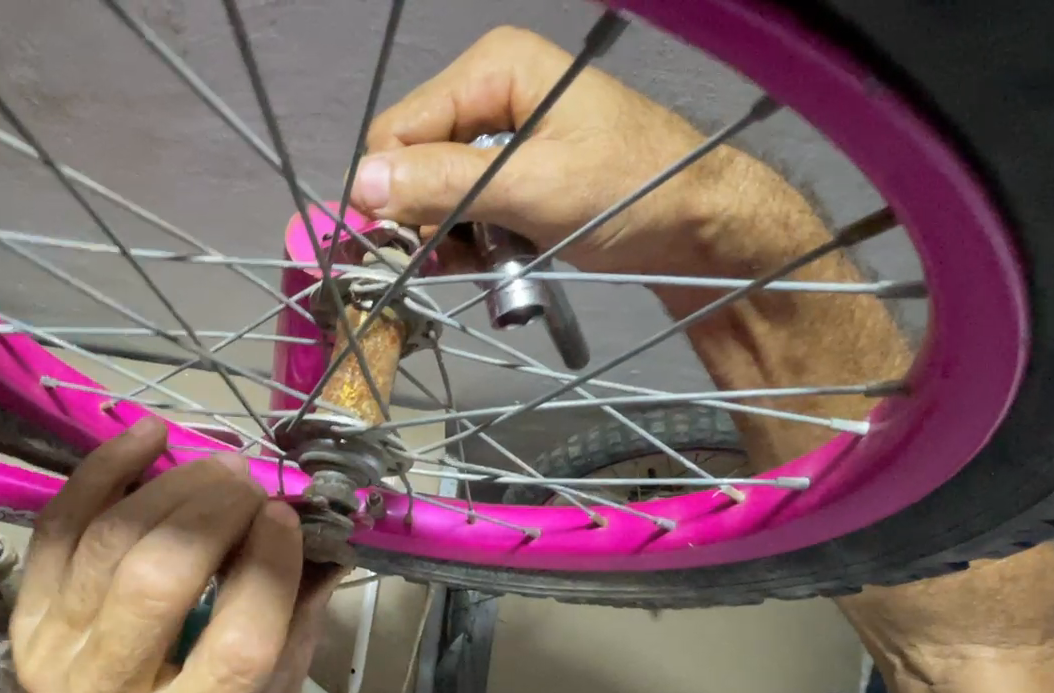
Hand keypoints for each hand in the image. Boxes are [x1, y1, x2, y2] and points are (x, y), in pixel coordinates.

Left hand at [8, 419, 335, 692]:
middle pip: (157, 583)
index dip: (269, 572)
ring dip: (172, 488)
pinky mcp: (23, 614)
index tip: (288, 521)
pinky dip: (105, 470)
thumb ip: (293, 641)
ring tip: (219, 466)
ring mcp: (50, 652)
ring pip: (108, 543)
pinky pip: (59, 525)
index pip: (235, 652)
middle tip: (252, 487)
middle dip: (215, 515)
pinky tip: (150, 437)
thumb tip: (327, 548)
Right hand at [349, 26, 771, 276]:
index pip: (396, 130)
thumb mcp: (532, 188)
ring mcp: (496, 137)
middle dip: (423, 218)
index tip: (407, 246)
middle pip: (409, 162)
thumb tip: (359, 186)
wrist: (694, 225)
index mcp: (492, 71)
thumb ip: (445, 184)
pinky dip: (465, 243)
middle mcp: (486, 94)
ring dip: (446, 238)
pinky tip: (489, 259)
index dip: (389, 190)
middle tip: (457, 257)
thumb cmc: (629, 192)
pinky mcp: (506, 175)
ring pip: (429, 194)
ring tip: (484, 260)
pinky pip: (457, 210)